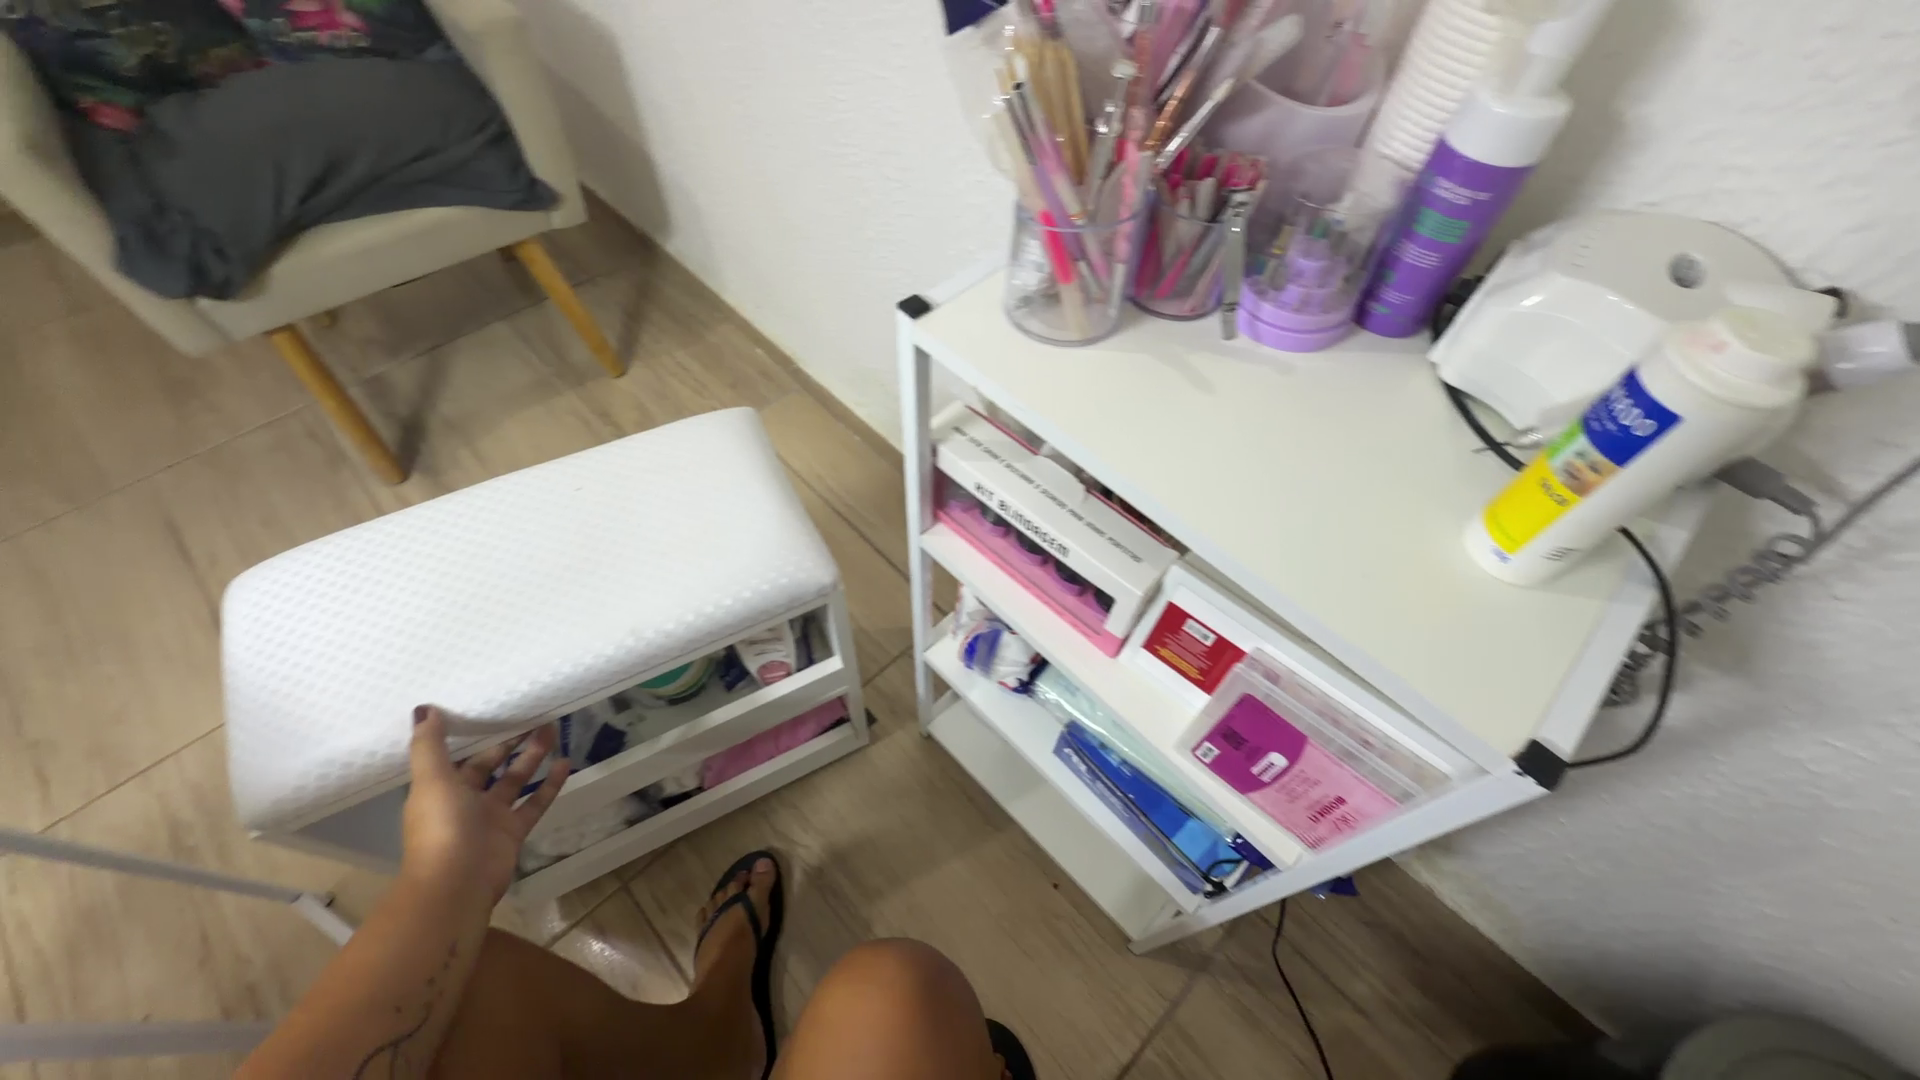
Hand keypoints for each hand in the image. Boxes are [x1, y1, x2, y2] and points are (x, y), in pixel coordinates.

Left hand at [401, 705, 569, 903]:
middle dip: (509, 741)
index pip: (458, 755)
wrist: (457, 883)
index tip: (494, 710)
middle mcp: (464, 800)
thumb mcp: (432, 780)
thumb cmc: (441, 827)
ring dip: (532, 756)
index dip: (474, 734)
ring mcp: (491, 817)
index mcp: (440, 789)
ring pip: (514, 779)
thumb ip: (429, 745)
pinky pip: (534, 802)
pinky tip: (565, 763)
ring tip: (552, 730)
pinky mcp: (513, 831)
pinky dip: (549, 784)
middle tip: (533, 715)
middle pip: (490, 764)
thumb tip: (424, 709)